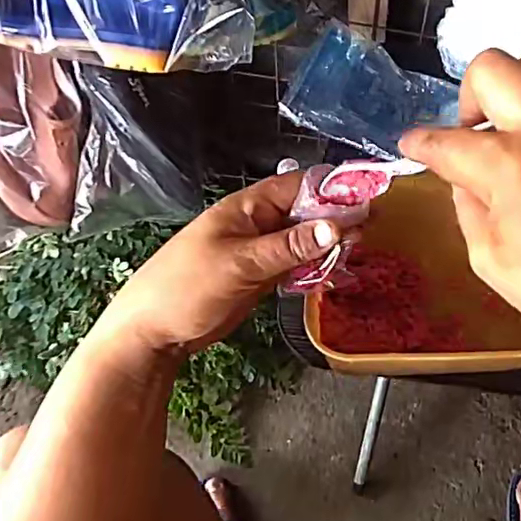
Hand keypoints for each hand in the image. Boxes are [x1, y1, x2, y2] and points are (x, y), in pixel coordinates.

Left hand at [91, 172, 343, 358]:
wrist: (150, 335)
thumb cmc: (186, 288)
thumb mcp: (242, 264)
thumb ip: (291, 245)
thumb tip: (338, 226)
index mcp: (248, 206)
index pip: (301, 185)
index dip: (334, 188)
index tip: (368, 198)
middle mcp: (260, 222)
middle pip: (309, 210)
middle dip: (338, 217)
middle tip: (370, 228)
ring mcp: (263, 248)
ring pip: (307, 237)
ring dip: (331, 242)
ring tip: (357, 248)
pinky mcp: (265, 272)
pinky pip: (300, 261)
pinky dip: (318, 264)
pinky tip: (336, 269)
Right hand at [400, 42, 520, 387]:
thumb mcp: (492, 263)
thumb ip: (467, 205)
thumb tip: (461, 173)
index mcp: (511, 169)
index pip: (447, 141)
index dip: (421, 144)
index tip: (413, 145)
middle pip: (490, 70)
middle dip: (467, 99)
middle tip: (476, 135)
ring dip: (519, 79)